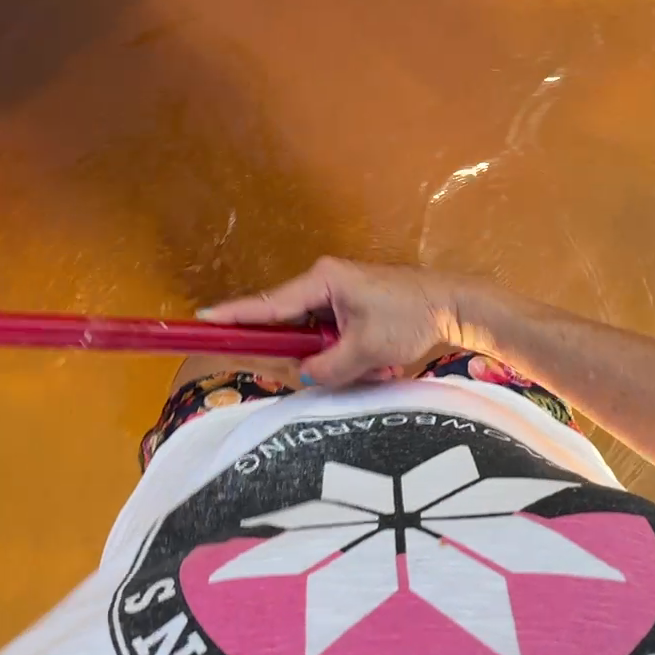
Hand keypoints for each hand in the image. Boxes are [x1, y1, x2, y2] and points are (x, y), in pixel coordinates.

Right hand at [200, 257, 484, 385]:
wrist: (452, 304)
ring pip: (312, 335)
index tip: (203, 319)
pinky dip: (347, 355)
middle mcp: (323, 283)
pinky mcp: (349, 307)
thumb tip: (305, 374)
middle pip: (289, 324)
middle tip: (335, 365)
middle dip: (307, 352)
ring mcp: (336, 294)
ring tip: (375, 361)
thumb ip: (329, 365)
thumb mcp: (367, 349)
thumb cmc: (409, 317)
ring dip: (336, 357)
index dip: (235, 315)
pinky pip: (331, 336)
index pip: (269, 304)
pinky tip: (379, 360)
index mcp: (322, 281)